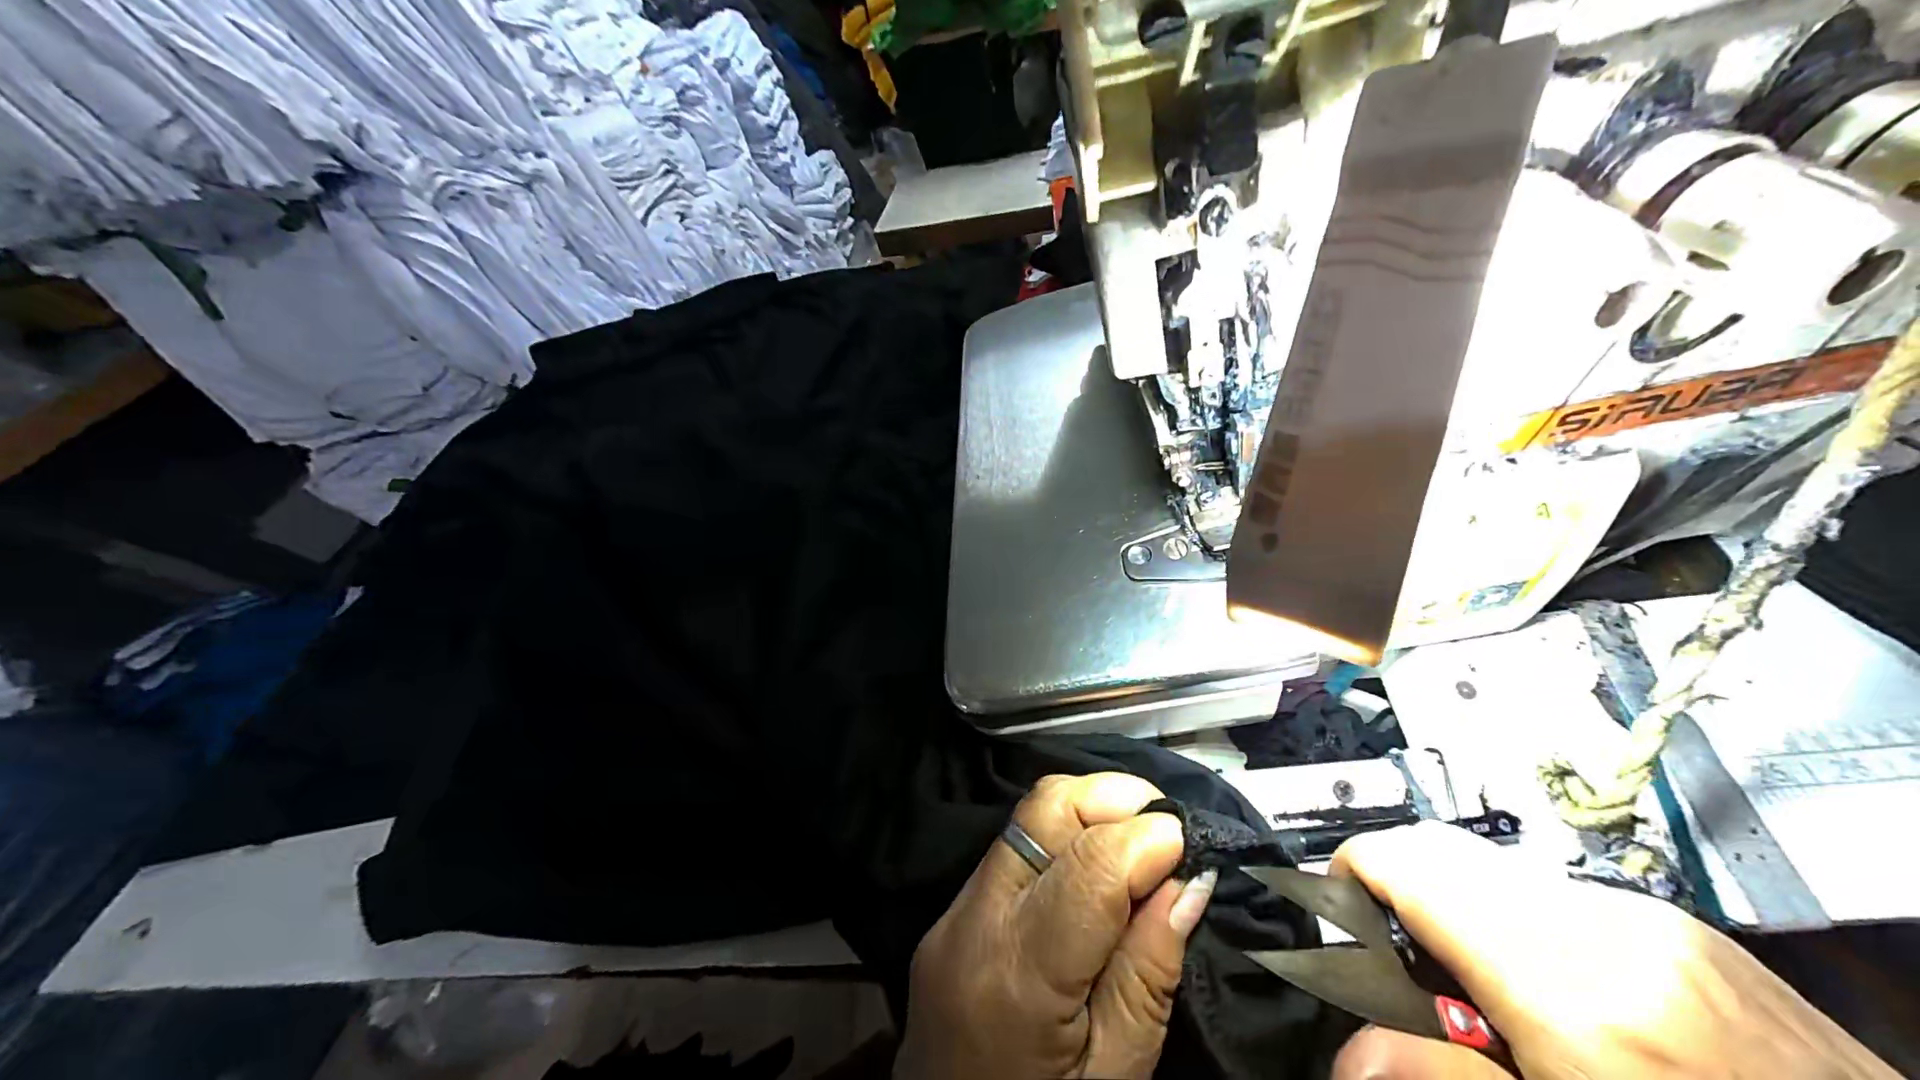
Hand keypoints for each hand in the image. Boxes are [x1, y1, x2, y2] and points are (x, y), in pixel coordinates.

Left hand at [894, 773, 1218, 1078]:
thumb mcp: (1115, 1073)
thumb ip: (1149, 972)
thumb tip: (1188, 881)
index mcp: (1018, 975)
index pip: (1088, 865)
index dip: (1148, 838)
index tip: (1192, 846)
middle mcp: (975, 921)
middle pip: (1043, 809)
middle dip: (1114, 798)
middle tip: (1167, 829)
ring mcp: (954, 910)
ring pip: (1026, 815)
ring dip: (1089, 810)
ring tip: (1139, 843)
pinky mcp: (952, 909)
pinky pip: (1013, 845)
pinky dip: (1063, 835)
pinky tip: (1096, 864)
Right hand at [1326, 821, 1898, 1078]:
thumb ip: (1435, 1073)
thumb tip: (1352, 1048)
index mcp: (1577, 990)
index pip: (1401, 862)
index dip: (1344, 881)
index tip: (1336, 929)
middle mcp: (1619, 930)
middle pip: (1440, 856)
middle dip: (1397, 903)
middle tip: (1401, 982)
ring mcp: (1668, 928)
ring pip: (1495, 874)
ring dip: (1459, 919)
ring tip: (1484, 1007)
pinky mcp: (1698, 939)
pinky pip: (1560, 899)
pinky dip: (1520, 933)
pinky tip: (1554, 1009)